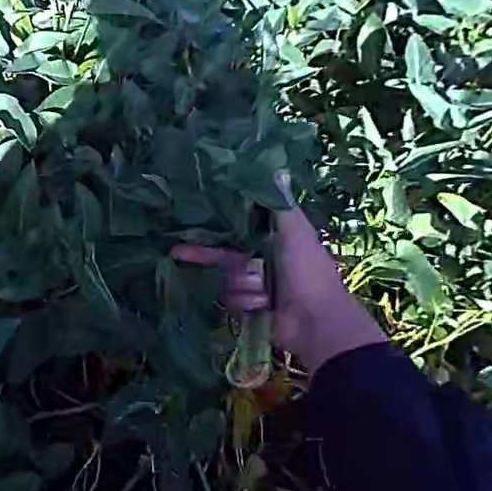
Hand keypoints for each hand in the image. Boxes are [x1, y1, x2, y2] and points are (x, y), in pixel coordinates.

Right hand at [171, 172, 386, 370]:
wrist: (316, 321)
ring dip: (241, 285)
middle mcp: (260, 260)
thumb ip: (280, 204)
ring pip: (225, 280)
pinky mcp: (249, 308)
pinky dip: (245, 302)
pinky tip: (261, 305)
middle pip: (222, 255)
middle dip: (202, 255)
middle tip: (175, 252)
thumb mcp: (295, 231)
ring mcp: (254, 286)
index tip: (189, 221)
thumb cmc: (307, 270)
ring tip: (261, 291)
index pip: (235, 228)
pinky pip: (230, 300)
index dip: (214, 225)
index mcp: (272, 239)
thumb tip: (278, 169)